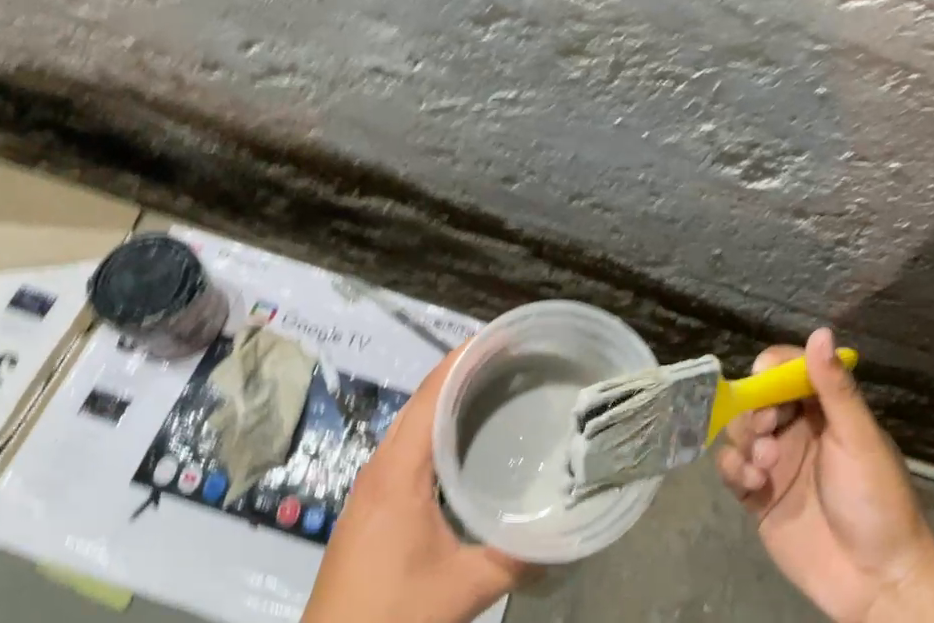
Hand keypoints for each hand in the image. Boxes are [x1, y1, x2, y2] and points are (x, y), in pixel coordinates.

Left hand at [305, 341, 531, 622]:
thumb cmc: (392, 612)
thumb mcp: (464, 587)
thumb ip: (515, 558)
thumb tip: (563, 533)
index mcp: (399, 470)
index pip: (432, 393)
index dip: (464, 358)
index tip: (502, 337)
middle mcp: (381, 465)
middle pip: (421, 400)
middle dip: (462, 371)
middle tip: (511, 359)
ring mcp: (371, 484)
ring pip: (411, 423)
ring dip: (447, 399)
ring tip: (494, 388)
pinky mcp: (370, 503)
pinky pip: (405, 446)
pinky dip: (434, 428)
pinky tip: (462, 443)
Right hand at [717, 329, 933, 622]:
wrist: (877, 581)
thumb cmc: (876, 501)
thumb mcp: (859, 438)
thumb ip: (834, 388)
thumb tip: (820, 331)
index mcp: (824, 411)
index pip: (788, 370)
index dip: (771, 369)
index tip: (762, 378)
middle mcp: (797, 431)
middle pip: (756, 399)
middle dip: (753, 409)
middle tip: (766, 430)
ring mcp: (776, 464)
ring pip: (739, 433)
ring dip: (744, 442)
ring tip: (765, 466)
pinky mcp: (759, 497)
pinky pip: (732, 470)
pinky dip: (735, 471)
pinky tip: (754, 485)